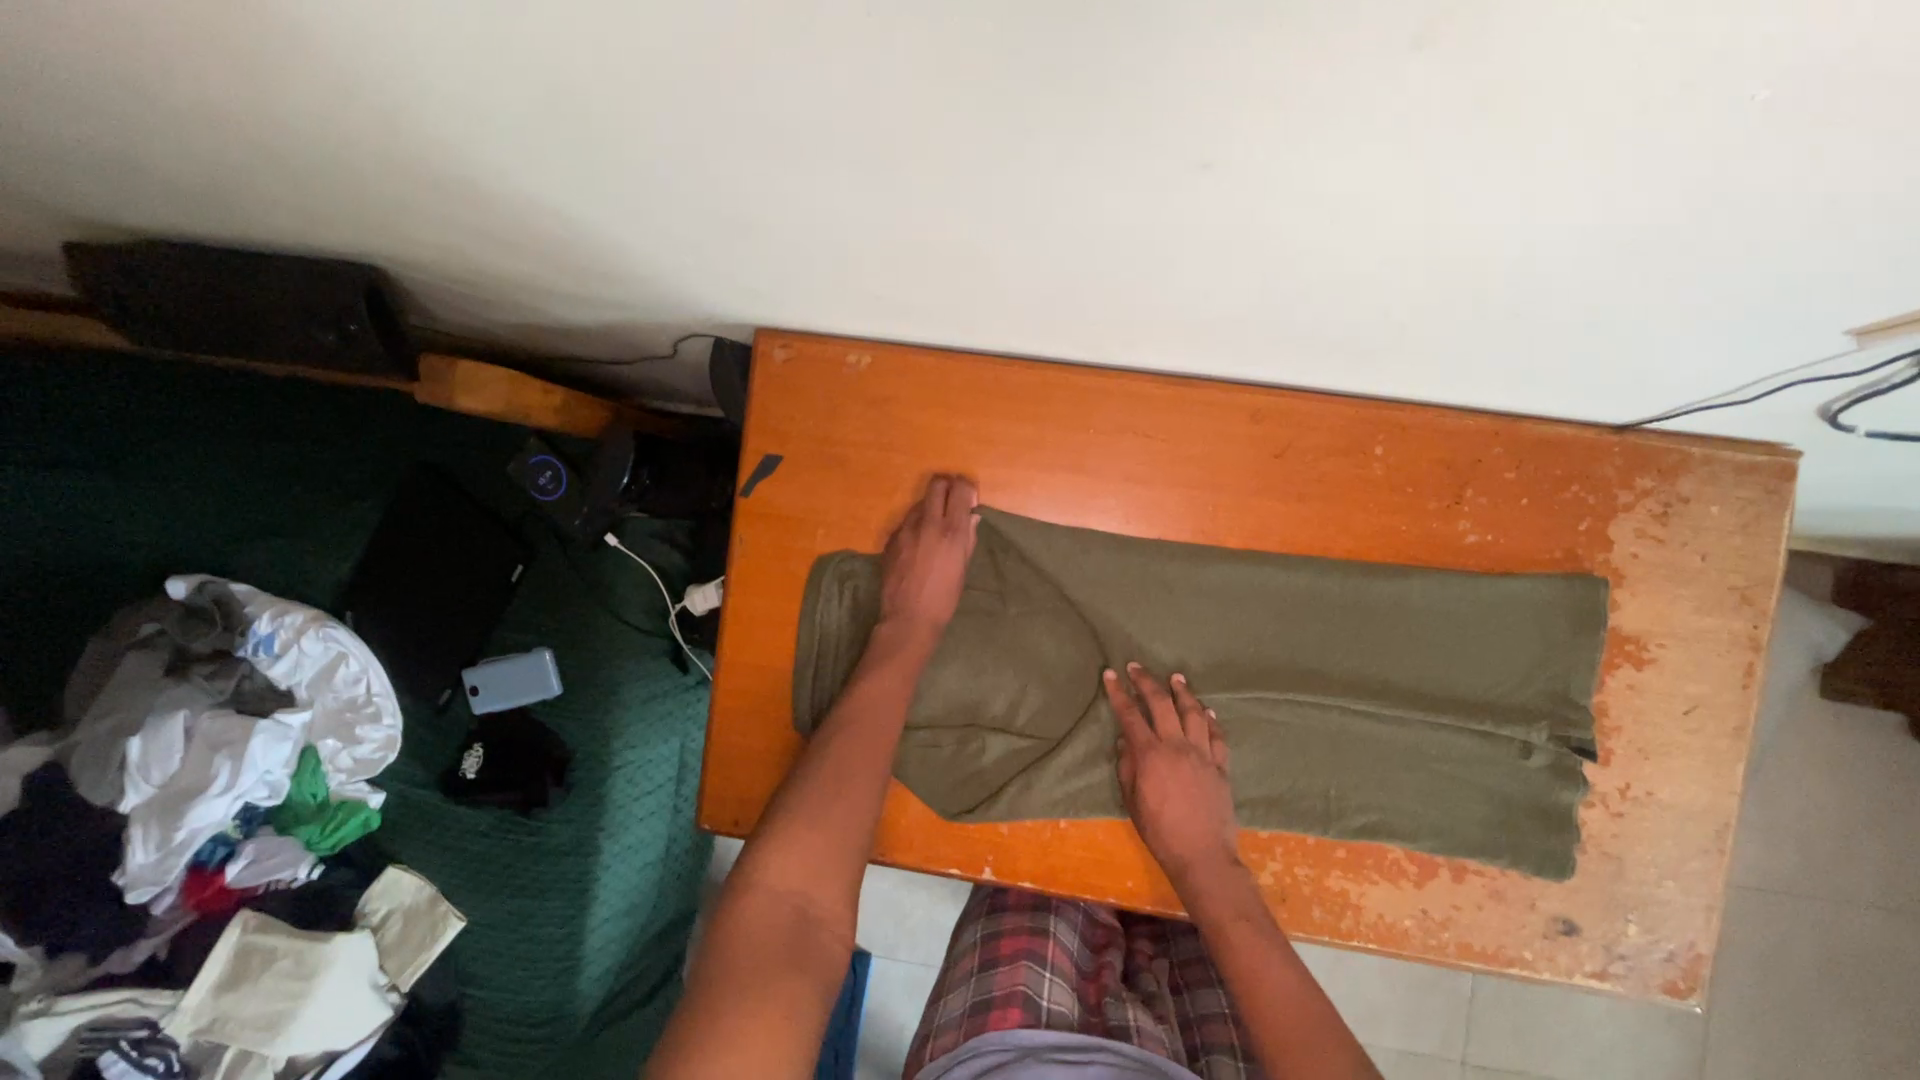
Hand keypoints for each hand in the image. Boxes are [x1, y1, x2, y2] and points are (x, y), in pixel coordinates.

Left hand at [877, 474, 978, 639]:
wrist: (909, 617)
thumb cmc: (944, 598)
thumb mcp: (963, 568)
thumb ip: (967, 538)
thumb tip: (971, 516)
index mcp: (951, 531)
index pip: (961, 489)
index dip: (967, 488)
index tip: (969, 497)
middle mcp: (927, 523)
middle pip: (937, 484)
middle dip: (947, 486)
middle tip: (952, 500)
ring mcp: (905, 529)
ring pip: (919, 502)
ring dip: (930, 507)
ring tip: (934, 528)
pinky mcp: (891, 538)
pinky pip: (906, 522)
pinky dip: (915, 526)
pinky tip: (917, 545)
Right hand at [1106, 663, 1240, 884]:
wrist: (1202, 855)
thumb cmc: (1159, 832)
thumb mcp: (1132, 801)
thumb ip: (1127, 767)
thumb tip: (1125, 742)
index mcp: (1150, 755)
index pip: (1130, 715)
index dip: (1119, 692)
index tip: (1110, 674)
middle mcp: (1177, 746)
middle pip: (1162, 704)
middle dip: (1147, 681)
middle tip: (1136, 667)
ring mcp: (1203, 754)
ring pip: (1193, 713)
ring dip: (1182, 693)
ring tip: (1175, 678)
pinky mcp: (1221, 767)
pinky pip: (1217, 736)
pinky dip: (1211, 720)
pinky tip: (1207, 712)